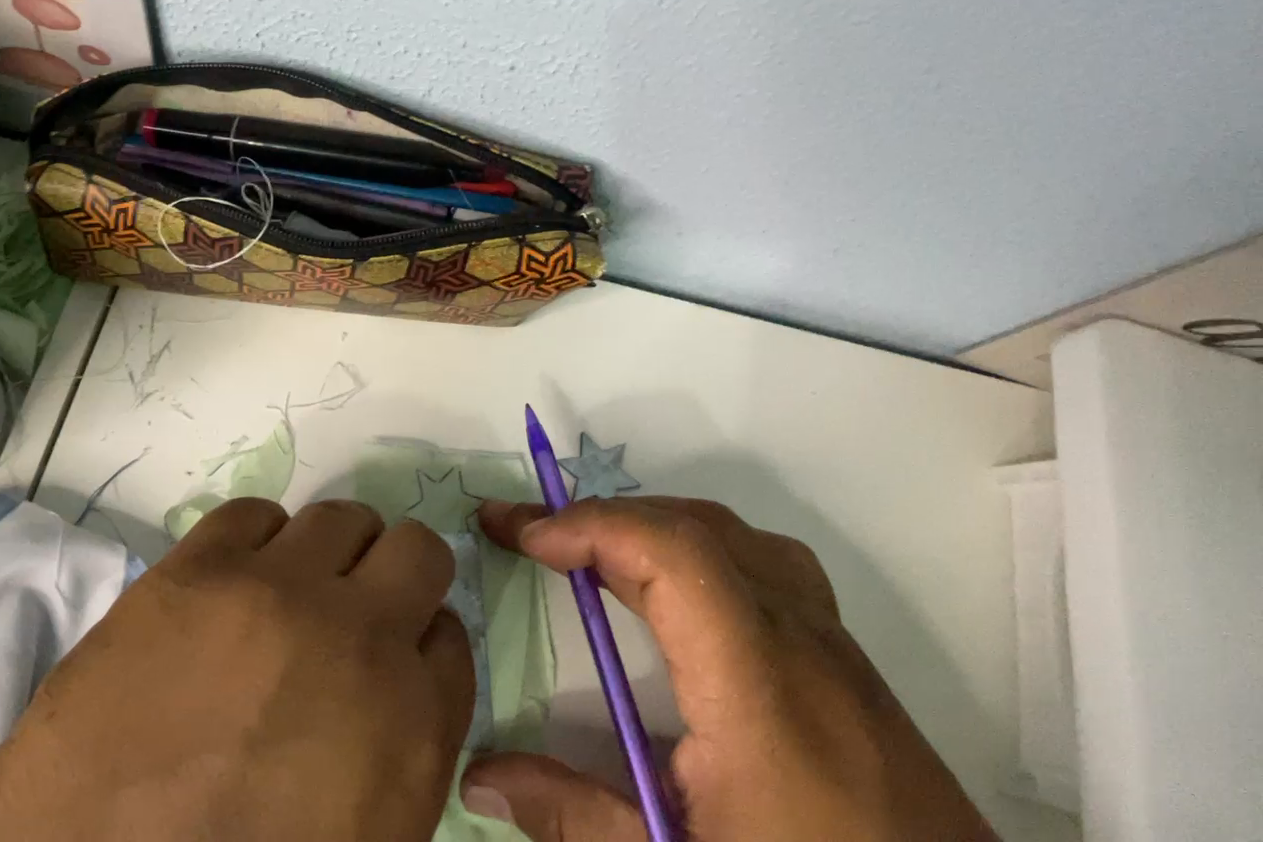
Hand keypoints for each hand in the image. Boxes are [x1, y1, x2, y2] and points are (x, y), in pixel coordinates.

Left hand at [0, 497, 474, 841]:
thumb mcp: (368, 833)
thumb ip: (410, 742)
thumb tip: (409, 672)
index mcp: (411, 723)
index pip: (451, 636)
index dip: (421, 637)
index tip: (393, 646)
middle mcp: (357, 639)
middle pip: (418, 553)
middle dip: (396, 575)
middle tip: (352, 604)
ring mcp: (274, 593)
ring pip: (343, 517)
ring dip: (331, 551)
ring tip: (292, 586)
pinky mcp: (196, 569)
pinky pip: (255, 512)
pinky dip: (260, 538)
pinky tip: (237, 575)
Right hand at [464, 497, 997, 841]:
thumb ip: (574, 817)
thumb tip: (478, 776)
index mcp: (759, 689)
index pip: (674, 554)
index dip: (591, 526)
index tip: (521, 536)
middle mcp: (804, 646)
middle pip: (699, 530)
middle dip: (601, 517)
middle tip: (528, 533)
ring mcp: (837, 652)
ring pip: (740, 539)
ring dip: (651, 528)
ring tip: (591, 552)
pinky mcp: (852, 671)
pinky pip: (770, 568)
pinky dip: (699, 551)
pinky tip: (676, 599)